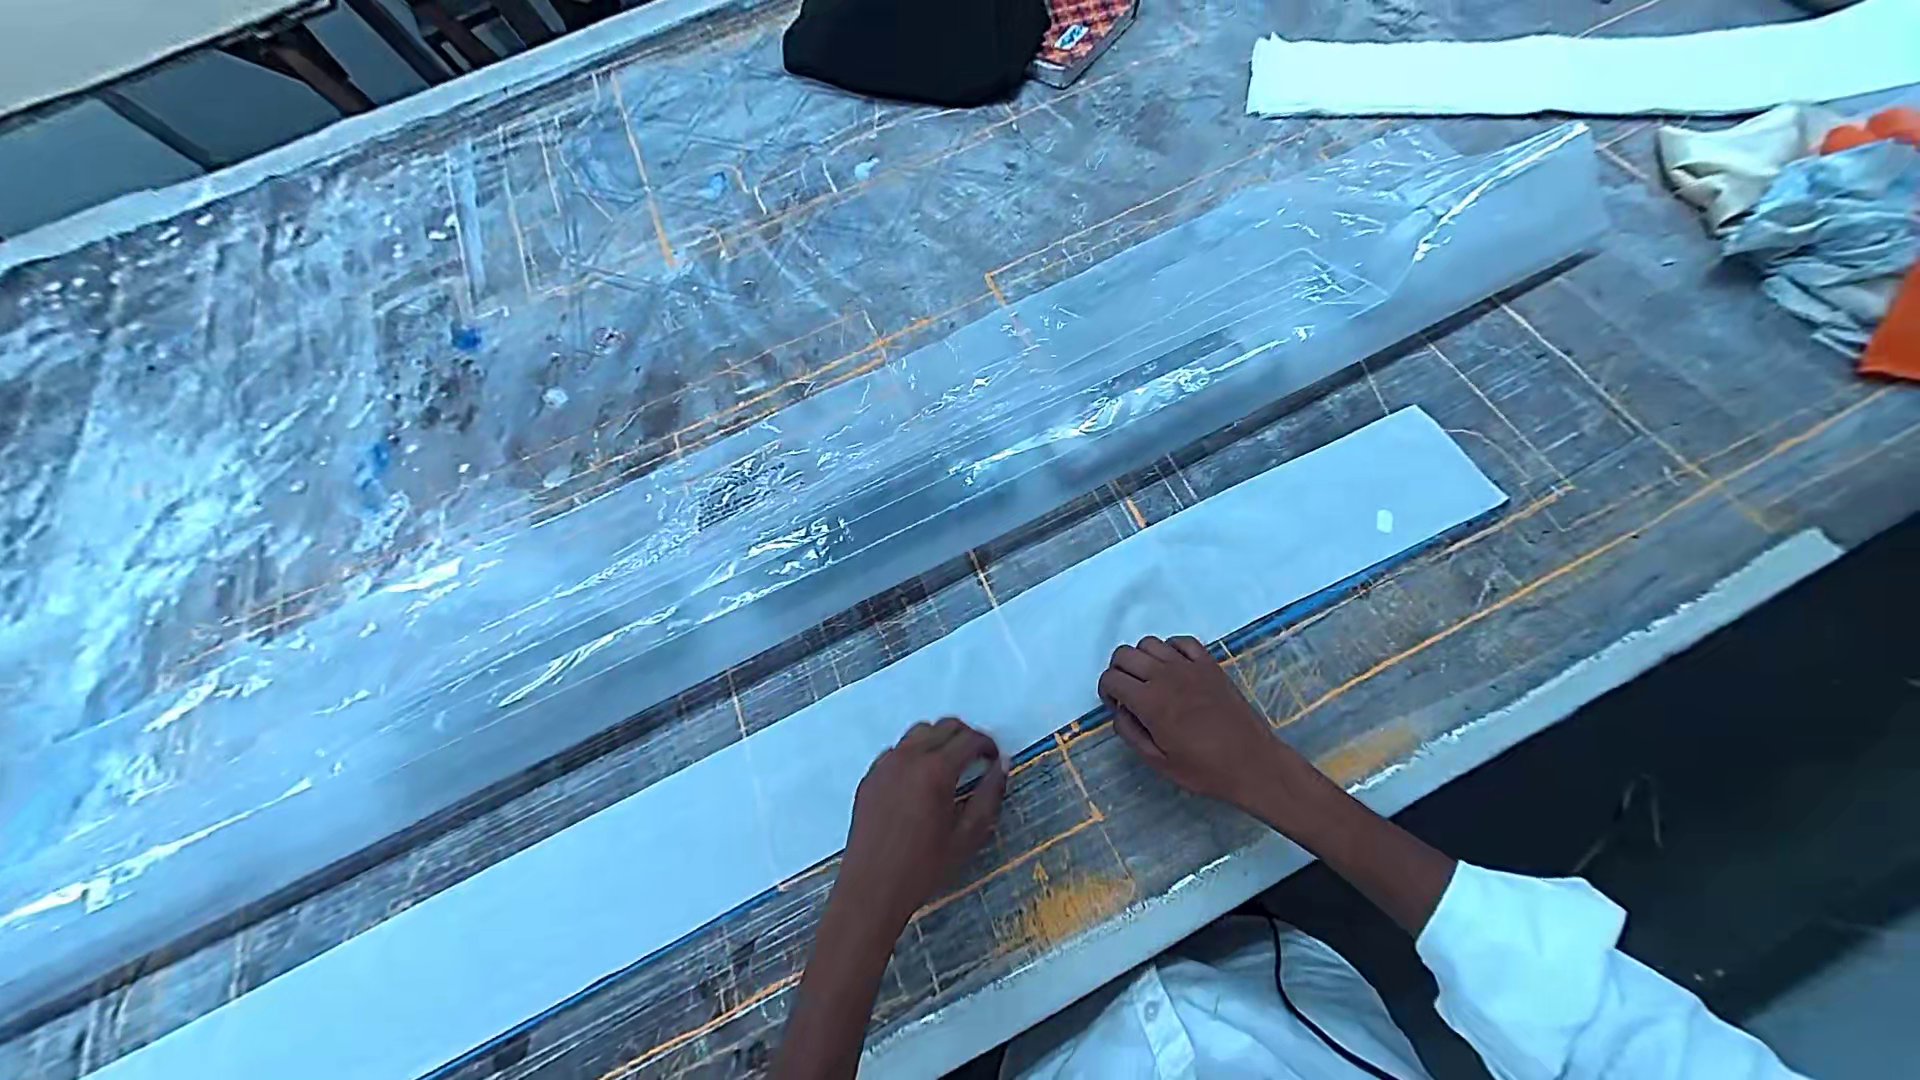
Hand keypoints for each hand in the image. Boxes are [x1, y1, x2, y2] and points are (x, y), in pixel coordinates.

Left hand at [836, 717, 1006, 927]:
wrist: (871, 889)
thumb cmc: (924, 867)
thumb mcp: (967, 836)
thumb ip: (989, 796)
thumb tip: (1002, 765)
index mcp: (936, 770)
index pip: (969, 739)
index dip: (987, 745)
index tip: (994, 759)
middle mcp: (909, 757)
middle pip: (945, 726)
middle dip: (966, 737)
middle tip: (977, 760)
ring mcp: (886, 763)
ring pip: (919, 732)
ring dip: (939, 740)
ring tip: (950, 767)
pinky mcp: (871, 775)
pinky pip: (898, 750)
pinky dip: (915, 753)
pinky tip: (919, 781)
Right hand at [1100, 636, 1456, 933]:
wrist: (1254, 764)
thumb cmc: (1205, 769)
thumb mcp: (1158, 761)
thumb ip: (1130, 732)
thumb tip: (1118, 711)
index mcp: (1149, 701)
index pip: (1111, 678)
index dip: (1106, 692)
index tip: (1116, 706)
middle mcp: (1165, 676)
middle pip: (1124, 654)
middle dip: (1118, 671)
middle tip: (1128, 693)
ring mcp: (1189, 666)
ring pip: (1149, 643)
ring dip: (1142, 659)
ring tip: (1151, 680)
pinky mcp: (1210, 664)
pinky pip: (1181, 641)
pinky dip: (1170, 649)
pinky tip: (1174, 667)